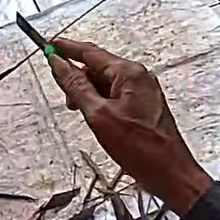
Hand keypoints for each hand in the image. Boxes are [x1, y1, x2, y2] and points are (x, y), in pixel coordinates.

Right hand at [46, 38, 212, 214]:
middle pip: (97, 68)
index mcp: (129, 73)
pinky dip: (100, 104)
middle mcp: (138, 77)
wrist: (169, 174)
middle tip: (66, 99)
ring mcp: (142, 91)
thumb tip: (58, 65)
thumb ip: (75, 86)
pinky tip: (97, 121)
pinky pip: (115, 96)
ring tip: (84, 116)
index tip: (49, 45)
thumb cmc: (141, 148)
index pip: (90, 52)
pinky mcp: (143, 105)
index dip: (66, 48)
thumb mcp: (98, 115)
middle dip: (78, 80)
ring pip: (105, 84)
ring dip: (89, 95)